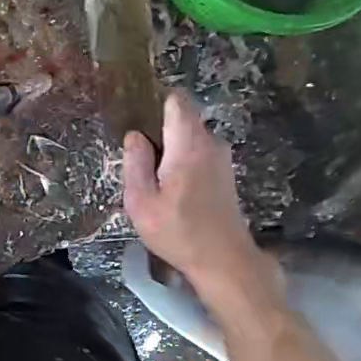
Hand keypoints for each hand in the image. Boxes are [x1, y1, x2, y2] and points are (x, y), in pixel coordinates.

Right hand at [123, 90, 262, 290]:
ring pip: (189, 139)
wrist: (224, 260)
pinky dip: (183, 164)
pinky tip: (172, 193)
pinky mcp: (225, 174)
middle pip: (181, 119)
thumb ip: (136, 163)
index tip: (136, 122)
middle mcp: (210, 143)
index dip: (154, 103)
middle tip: (138, 162)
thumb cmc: (179, 232)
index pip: (176, 99)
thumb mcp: (142, 202)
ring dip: (170, 152)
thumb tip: (134, 135)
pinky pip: (199, 155)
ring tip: (154, 183)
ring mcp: (222, 158)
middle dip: (158, 133)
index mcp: (188, 144)